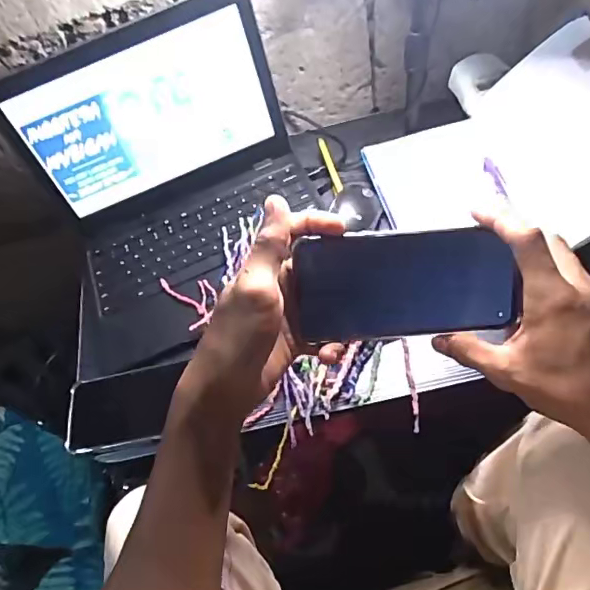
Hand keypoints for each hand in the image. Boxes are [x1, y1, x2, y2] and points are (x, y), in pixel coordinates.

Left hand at [174, 195, 345, 423]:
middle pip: (314, 266)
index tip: (345, 231)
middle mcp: (277, 287)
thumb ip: (268, 247)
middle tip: (362, 279)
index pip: (291, 232)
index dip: (316, 224)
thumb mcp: (256, 287)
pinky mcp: (294, 342)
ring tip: (351, 326)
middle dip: (338, 271)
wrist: (226, 390)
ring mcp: (287, 315)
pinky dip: (331, 344)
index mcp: (265, 268)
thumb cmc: (239, 336)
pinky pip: (322, 334)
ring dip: (339, 313)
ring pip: (323, 302)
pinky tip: (332, 355)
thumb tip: (275, 199)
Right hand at [433, 209, 589, 436]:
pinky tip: (534, 292)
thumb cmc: (563, 387)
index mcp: (551, 294)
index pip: (527, 239)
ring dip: (537, 249)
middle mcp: (576, 284)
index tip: (478, 212)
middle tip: (490, 236)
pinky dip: (551, 268)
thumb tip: (438, 341)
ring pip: (564, 253)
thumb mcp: (508, 371)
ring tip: (508, 262)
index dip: (502, 218)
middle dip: (519, 229)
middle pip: (548, 238)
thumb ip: (470, 351)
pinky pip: (573, 272)